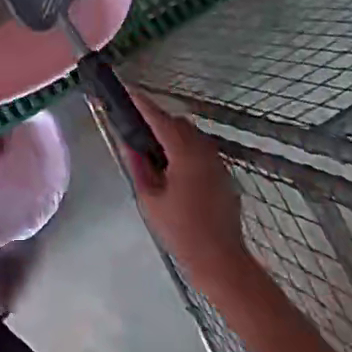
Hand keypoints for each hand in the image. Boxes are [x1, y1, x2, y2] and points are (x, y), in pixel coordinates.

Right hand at [122, 89, 252, 293]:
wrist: (220, 259)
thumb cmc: (180, 231)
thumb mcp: (150, 199)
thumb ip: (138, 166)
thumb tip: (128, 144)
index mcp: (185, 153)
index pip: (160, 119)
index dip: (142, 104)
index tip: (128, 91)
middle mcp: (205, 151)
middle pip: (178, 124)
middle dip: (157, 120)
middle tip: (135, 126)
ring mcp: (218, 162)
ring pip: (192, 136)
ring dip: (172, 135)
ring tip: (152, 149)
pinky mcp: (224, 175)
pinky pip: (201, 151)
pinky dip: (185, 149)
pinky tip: (173, 168)